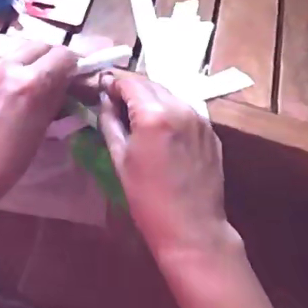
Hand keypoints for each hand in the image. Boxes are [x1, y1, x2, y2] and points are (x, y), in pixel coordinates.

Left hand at [0, 41, 75, 205]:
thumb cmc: (6, 163)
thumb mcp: (40, 129)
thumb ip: (52, 97)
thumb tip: (61, 81)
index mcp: (31, 82)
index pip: (62, 54)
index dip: (69, 65)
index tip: (67, 76)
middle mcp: (4, 68)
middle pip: (35, 46)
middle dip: (44, 60)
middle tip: (43, 79)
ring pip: (5, 59)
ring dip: (14, 70)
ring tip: (9, 96)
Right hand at [98, 74, 242, 264]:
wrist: (192, 227)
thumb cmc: (146, 196)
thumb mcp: (119, 157)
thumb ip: (110, 121)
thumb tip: (104, 99)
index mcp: (154, 114)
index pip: (128, 81)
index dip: (110, 81)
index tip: (98, 88)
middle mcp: (180, 108)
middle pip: (149, 83)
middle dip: (128, 87)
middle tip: (110, 100)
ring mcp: (200, 119)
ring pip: (168, 94)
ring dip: (148, 97)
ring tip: (131, 114)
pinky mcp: (210, 132)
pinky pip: (183, 110)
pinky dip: (166, 110)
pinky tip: (156, 129)